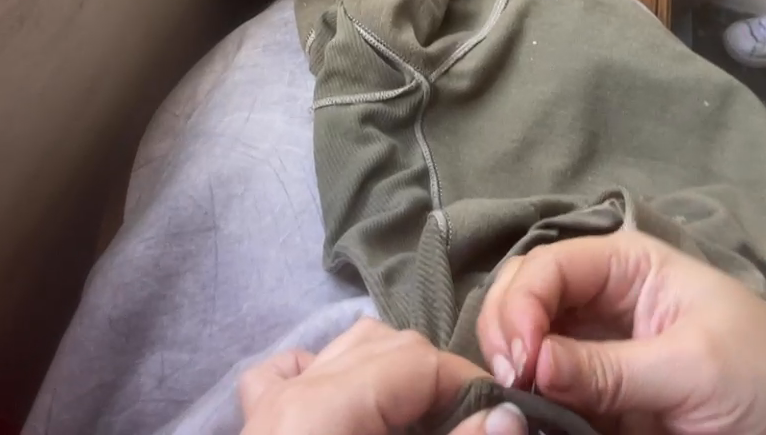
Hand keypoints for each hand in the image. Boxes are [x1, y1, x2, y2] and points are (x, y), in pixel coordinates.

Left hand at [240, 317, 521, 434]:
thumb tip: (510, 414)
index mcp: (322, 410)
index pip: (415, 360)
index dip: (466, 379)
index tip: (502, 409)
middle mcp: (291, 393)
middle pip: (384, 345)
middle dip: (434, 375)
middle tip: (469, 418)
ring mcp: (266, 405)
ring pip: (342, 347)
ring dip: (389, 369)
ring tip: (423, 414)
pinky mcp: (255, 420)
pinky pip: (289, 370)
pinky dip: (326, 372)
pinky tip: (350, 400)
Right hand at [475, 231, 765, 434]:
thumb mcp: (693, 371)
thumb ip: (608, 368)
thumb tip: (530, 366)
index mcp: (625, 265)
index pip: (549, 266)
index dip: (522, 304)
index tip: (520, 363)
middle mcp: (601, 297)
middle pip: (525, 293)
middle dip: (506, 328)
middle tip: (508, 382)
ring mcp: (598, 345)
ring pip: (527, 338)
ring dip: (509, 361)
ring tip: (513, 400)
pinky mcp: (600, 393)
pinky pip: (549, 385)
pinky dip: (529, 396)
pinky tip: (526, 412)